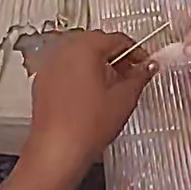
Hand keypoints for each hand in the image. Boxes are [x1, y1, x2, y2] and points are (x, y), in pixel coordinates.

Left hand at [23, 30, 154, 170]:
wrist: (57, 150)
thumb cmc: (85, 126)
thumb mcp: (124, 98)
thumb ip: (140, 77)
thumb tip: (148, 67)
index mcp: (84, 48)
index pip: (116, 39)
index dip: (135, 51)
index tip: (144, 63)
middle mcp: (62, 52)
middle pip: (95, 43)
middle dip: (115, 56)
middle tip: (131, 73)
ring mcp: (49, 67)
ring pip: (78, 56)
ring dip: (97, 65)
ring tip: (112, 86)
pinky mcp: (42, 83)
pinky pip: (65, 70)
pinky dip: (80, 75)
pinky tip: (91, 95)